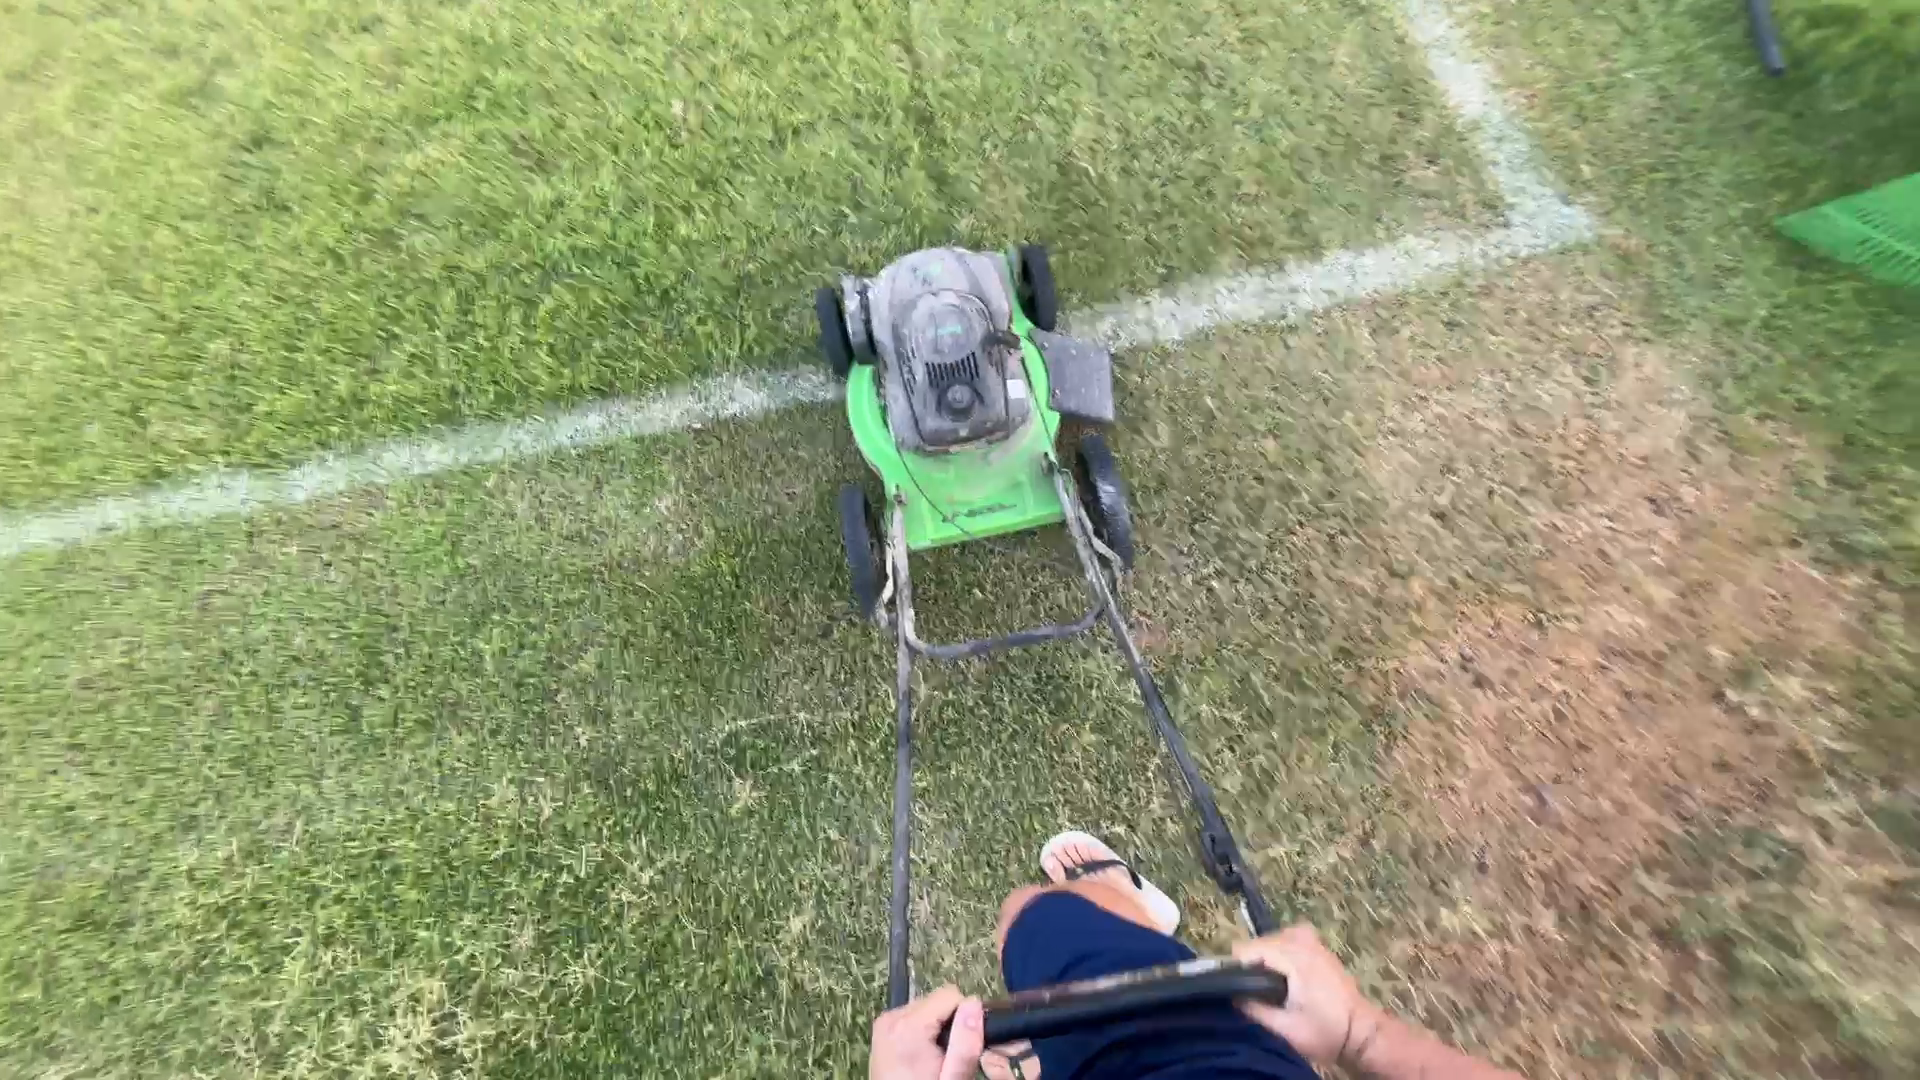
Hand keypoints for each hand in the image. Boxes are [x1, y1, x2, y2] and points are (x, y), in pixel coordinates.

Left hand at [868, 986, 984, 1079]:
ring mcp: (885, 1023)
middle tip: (947, 1059)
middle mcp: (892, 1017)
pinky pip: (913, 1017)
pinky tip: (920, 1058)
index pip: (951, 995)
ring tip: (933, 1062)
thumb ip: (965, 1045)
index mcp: (909, 1026)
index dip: (964, 1021)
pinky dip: (922, 1033)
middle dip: (948, 1027)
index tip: (960, 1048)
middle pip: (938, 1001)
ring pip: (927, 1008)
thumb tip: (974, 1003)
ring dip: (935, 1029)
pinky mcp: (882, 1029)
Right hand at [1233, 924, 1381, 1067]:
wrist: (1363, 1034)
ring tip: (1276, 987)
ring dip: (1266, 961)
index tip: (1242, 990)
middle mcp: (1298, 937)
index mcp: (1291, 955)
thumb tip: (1231, 995)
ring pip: (1268, 940)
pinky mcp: (1314, 941)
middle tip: (1263, 994)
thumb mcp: (1287, 1029)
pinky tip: (1287, 974)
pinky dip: (1279, 954)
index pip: (1246, 949)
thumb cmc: (1326, 1032)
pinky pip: (1283, 939)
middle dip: (1253, 966)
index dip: (1239, 970)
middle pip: (1256, 943)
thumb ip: (1255, 1009)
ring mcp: (1308, 936)